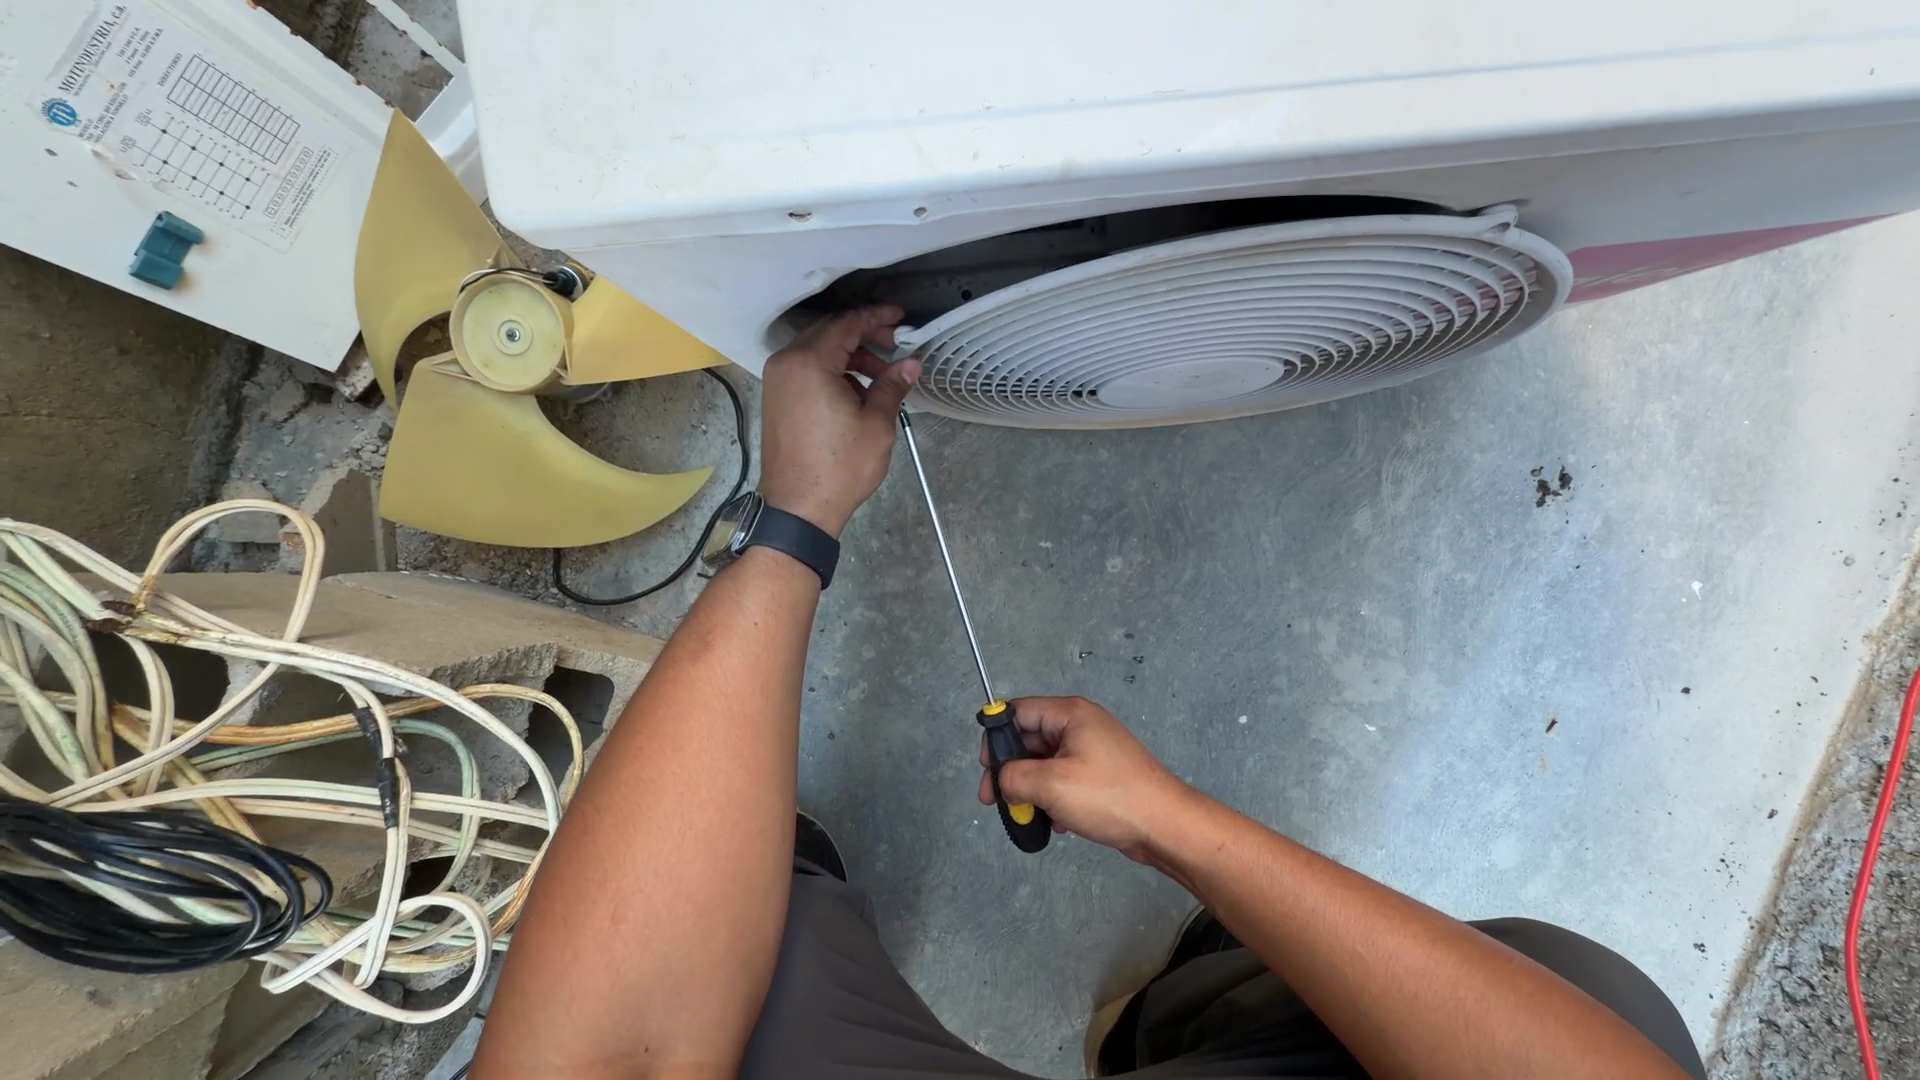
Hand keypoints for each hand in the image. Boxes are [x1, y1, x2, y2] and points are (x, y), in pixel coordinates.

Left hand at [758, 306, 921, 537]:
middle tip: (895, 346)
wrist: (799, 508)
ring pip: (817, 352)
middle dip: (864, 336)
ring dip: (849, 357)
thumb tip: (910, 364)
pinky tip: (857, 392)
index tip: (900, 317)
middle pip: (829, 333)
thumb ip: (892, 386)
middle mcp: (786, 364)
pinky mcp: (776, 399)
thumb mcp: (876, 424)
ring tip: (881, 378)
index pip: (846, 324)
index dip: (876, 318)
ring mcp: (777, 381)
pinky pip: (806, 371)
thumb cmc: (839, 468)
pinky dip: (832, 372)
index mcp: (809, 363)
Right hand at [977, 696, 1196, 864]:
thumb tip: (1002, 781)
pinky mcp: (1100, 775)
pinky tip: (1055, 823)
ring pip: (1045, 763)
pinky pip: (1063, 779)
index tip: (986, 767)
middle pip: (1029, 738)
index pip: (1018, 711)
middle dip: (1010, 770)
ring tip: (1025, 815)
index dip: (996, 736)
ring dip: (1031, 788)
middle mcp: (1081, 725)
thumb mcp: (1051, 784)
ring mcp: (1092, 750)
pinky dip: (1052, 798)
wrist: (1164, 826)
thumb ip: (1014, 777)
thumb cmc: (1109, 797)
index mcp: (1070, 713)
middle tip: (995, 800)